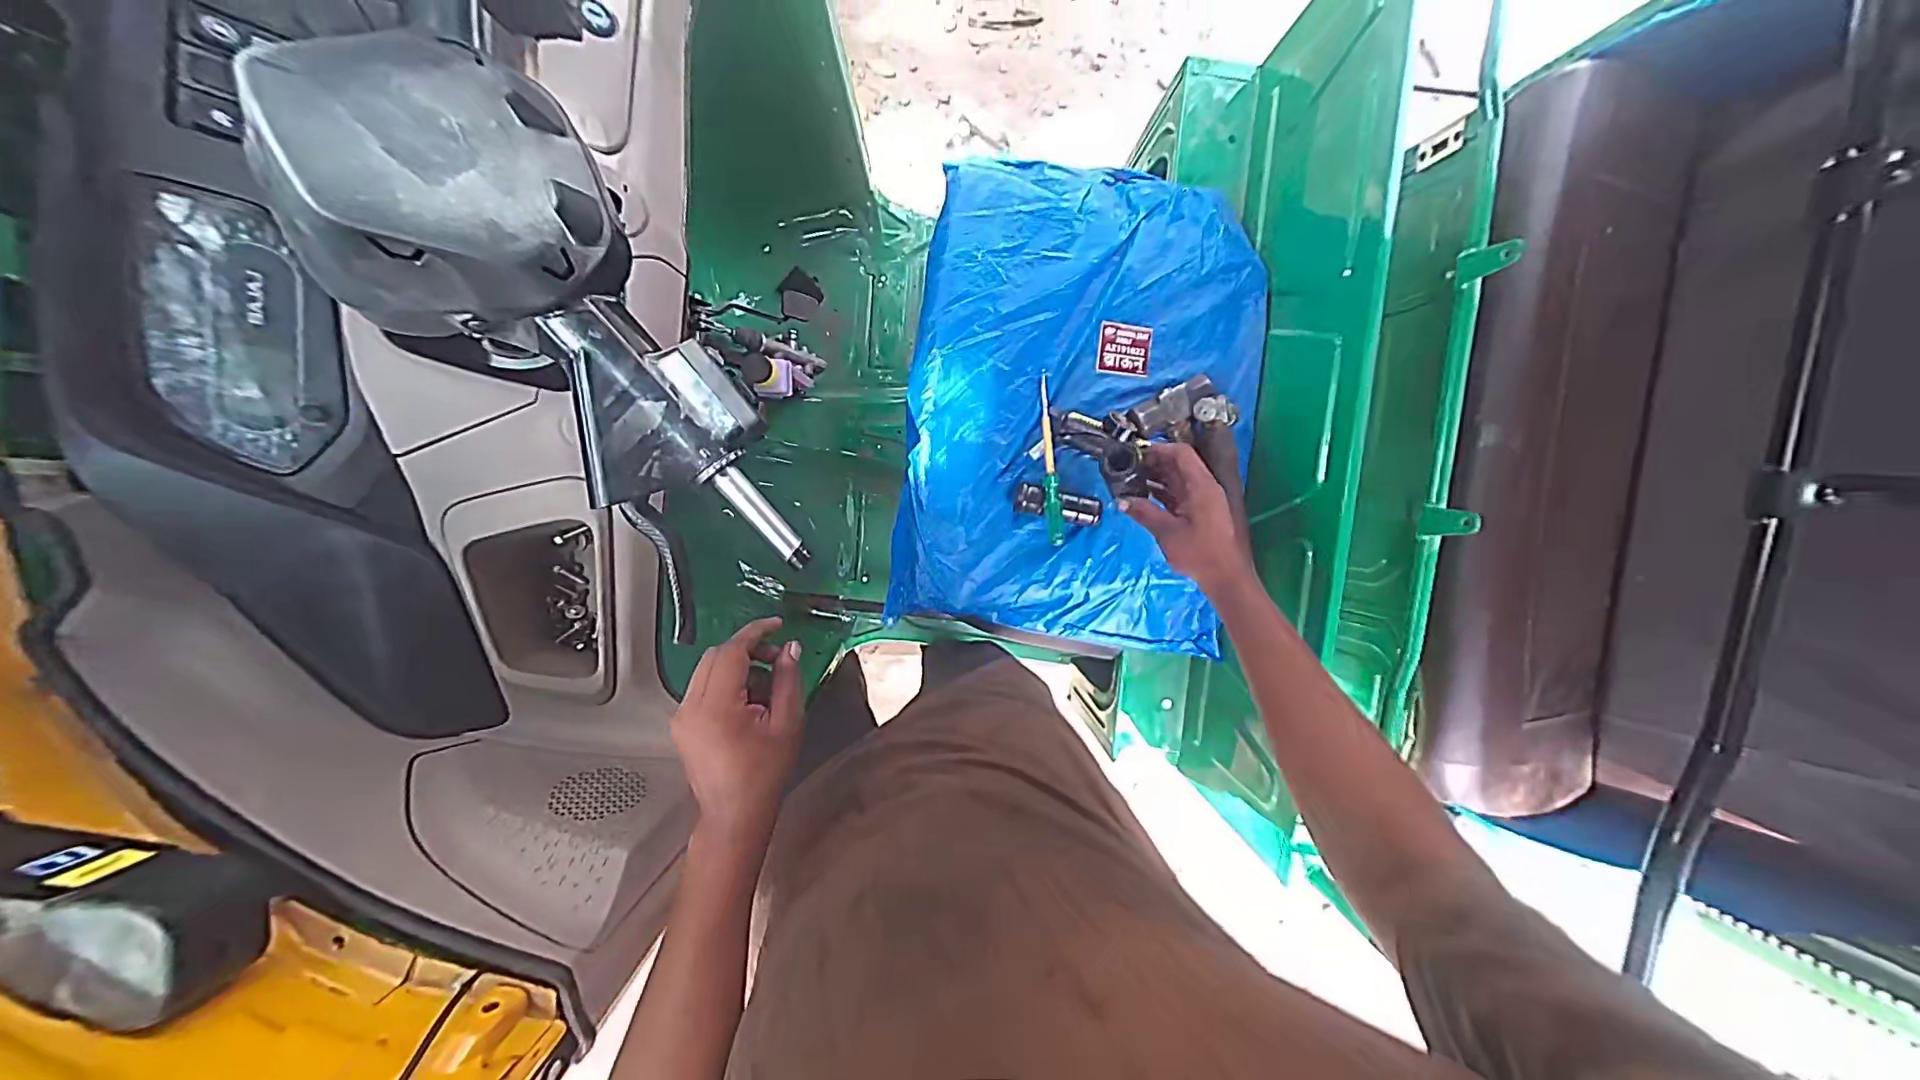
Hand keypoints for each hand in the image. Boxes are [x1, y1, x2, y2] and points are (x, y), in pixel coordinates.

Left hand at [671, 617, 803, 843]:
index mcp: (716, 707)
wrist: (735, 815)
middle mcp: (690, 708)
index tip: (776, 626)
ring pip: (709, 670)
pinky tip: (750, 704)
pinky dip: (728, 684)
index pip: (731, 652)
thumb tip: (790, 649)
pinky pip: (704, 688)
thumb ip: (788, 680)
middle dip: (749, 651)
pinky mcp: (682, 725)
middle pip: (716, 656)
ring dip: (739, 668)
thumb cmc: (764, 775)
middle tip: (777, 661)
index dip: (756, 633)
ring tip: (766, 691)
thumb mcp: (787, 724)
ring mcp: (682, 717)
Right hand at [1121, 442, 1257, 597]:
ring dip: (1156, 479)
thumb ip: (1144, 512)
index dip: (1158, 450)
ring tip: (1132, 482)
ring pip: (1178, 480)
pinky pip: (1179, 494)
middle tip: (1129, 468)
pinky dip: (1162, 493)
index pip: (1181, 454)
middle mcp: (1204, 488)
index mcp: (1201, 486)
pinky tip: (1144, 498)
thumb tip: (1122, 501)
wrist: (1224, 577)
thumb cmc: (1199, 553)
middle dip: (1154, 464)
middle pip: (1179, 465)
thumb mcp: (1167, 531)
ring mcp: (1203, 500)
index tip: (1137, 454)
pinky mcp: (1200, 512)